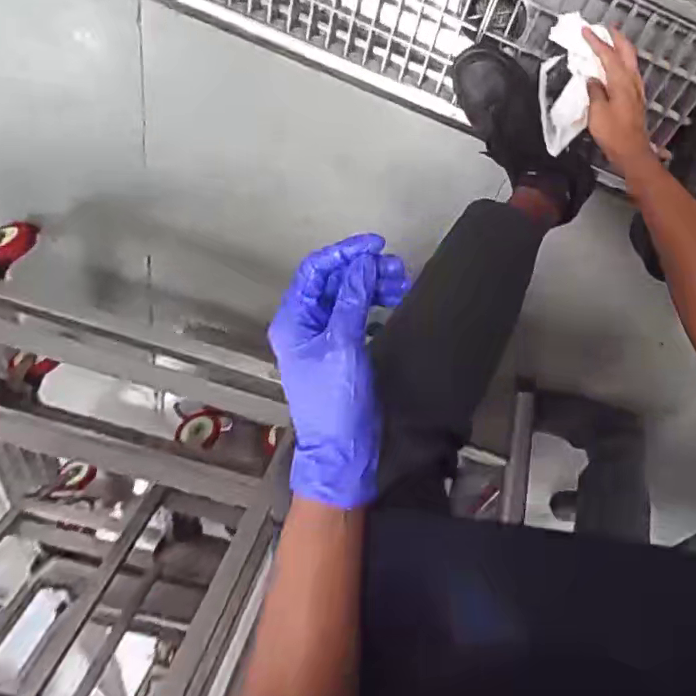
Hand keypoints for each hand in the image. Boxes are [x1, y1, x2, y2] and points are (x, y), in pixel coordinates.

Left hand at [267, 234, 409, 508]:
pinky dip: (375, 303)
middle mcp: (306, 323)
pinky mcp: (344, 348)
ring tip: (402, 283)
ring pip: (348, 295)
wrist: (344, 449)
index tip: (377, 245)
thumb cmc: (336, 399)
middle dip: (364, 269)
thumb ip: (353, 301)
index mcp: (294, 320)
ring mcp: (324, 336)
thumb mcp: (344, 346)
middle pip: (333, 281)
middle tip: (397, 269)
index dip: (345, 253)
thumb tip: (363, 264)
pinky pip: (358, 313)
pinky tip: (394, 303)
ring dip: (373, 285)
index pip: (315, 271)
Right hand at [582, 26, 658, 177]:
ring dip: (621, 48)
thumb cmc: (613, 133)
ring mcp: (636, 89)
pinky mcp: (636, 98)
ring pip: (630, 61)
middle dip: (616, 38)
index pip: (608, 55)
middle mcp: (632, 81)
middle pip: (627, 52)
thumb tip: (592, 79)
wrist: (632, 152)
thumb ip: (594, 92)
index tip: (586, 31)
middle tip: (606, 28)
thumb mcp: (597, 112)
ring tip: (610, 42)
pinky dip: (622, 62)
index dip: (596, 42)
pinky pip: (629, 72)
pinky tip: (616, 66)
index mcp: (621, 81)